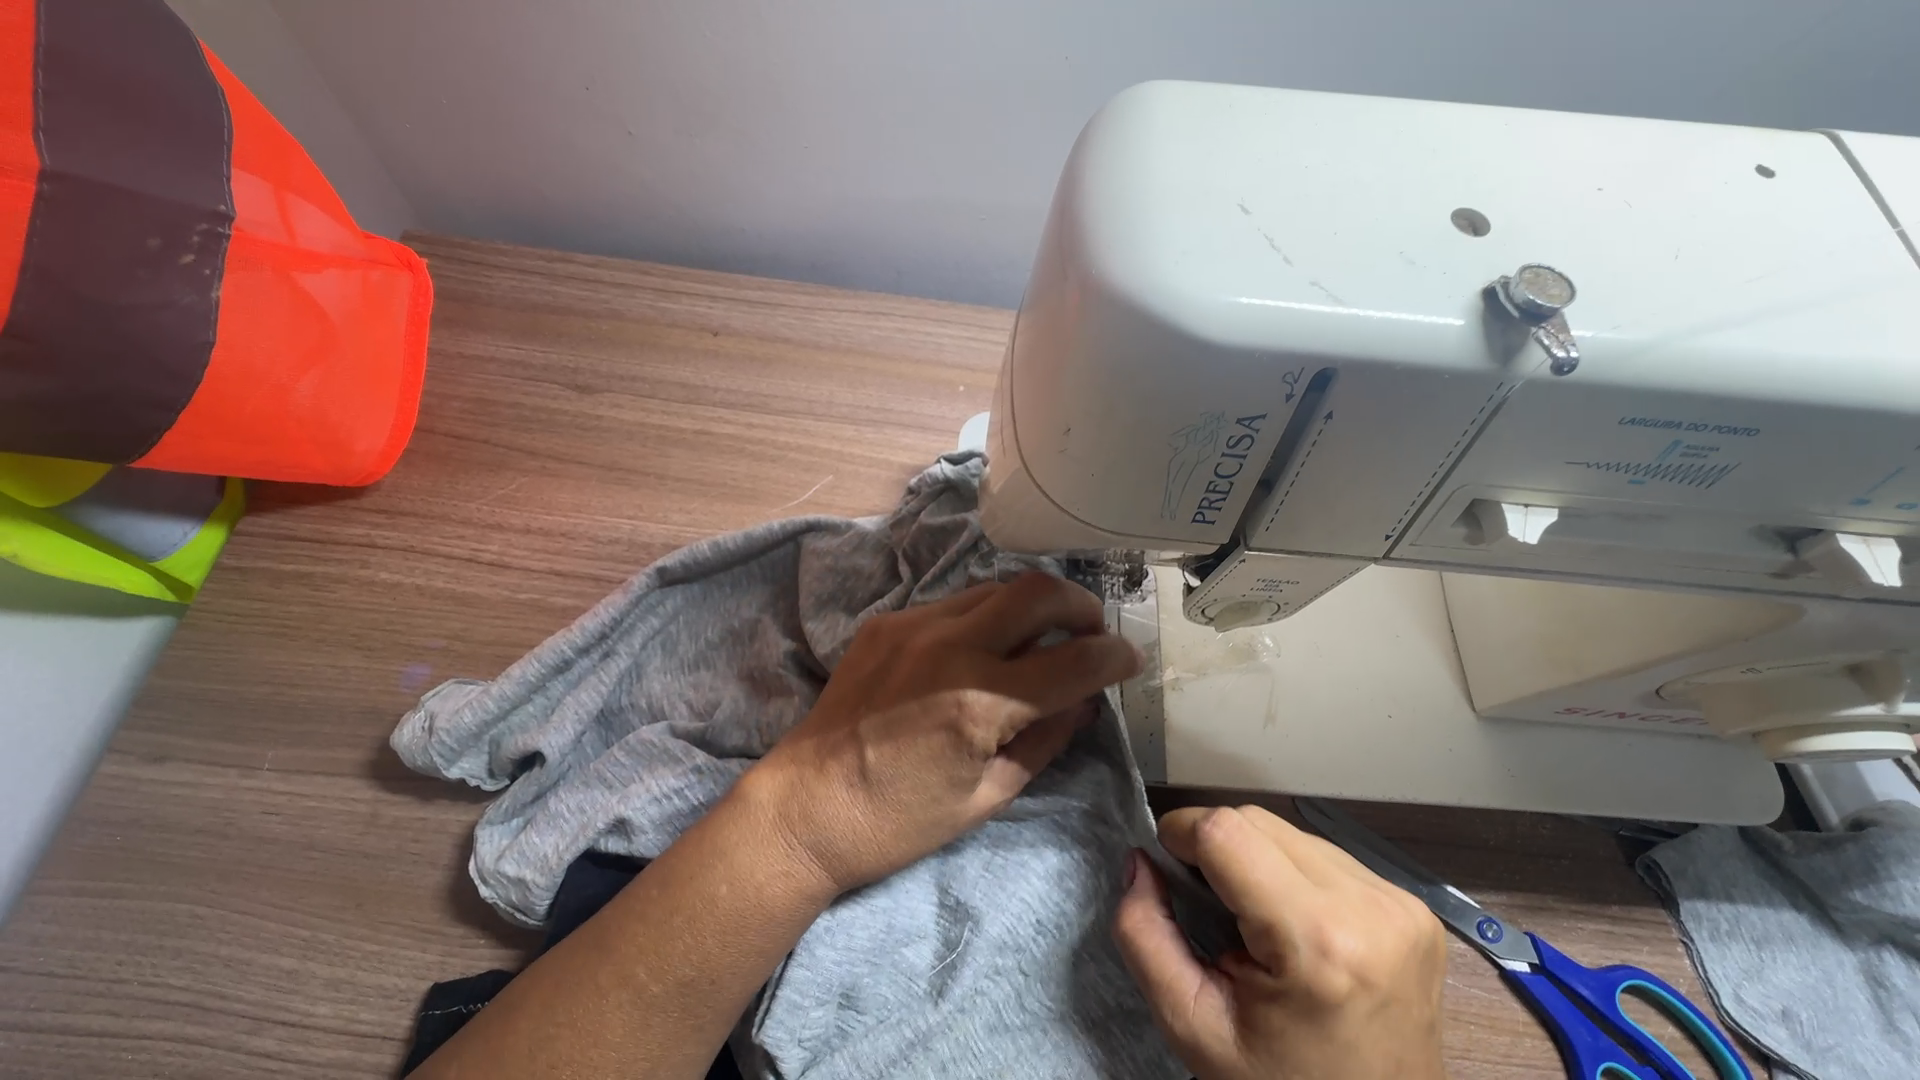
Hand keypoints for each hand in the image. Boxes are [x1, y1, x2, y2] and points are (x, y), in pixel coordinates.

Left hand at [742, 572, 1143, 894]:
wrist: (804, 807)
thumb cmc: (898, 821)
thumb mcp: (986, 797)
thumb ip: (1044, 741)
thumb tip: (1083, 701)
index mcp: (980, 703)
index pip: (1074, 660)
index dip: (1115, 656)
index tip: (1130, 659)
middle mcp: (949, 648)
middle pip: (1038, 590)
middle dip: (1081, 606)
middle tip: (1089, 635)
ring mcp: (912, 626)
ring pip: (995, 587)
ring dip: (1031, 606)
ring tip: (1038, 640)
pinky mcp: (886, 622)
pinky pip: (953, 603)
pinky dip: (984, 616)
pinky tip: (980, 650)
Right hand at [1114, 805, 1448, 1079]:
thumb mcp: (1192, 1024)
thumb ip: (1144, 934)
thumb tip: (1139, 860)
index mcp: (1317, 941)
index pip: (1226, 831)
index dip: (1180, 835)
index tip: (1167, 872)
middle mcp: (1370, 908)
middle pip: (1256, 821)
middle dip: (1215, 847)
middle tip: (1205, 905)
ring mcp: (1401, 904)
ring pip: (1290, 831)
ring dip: (1255, 857)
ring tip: (1253, 921)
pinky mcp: (1416, 907)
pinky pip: (1326, 855)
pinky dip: (1292, 874)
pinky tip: (1294, 925)